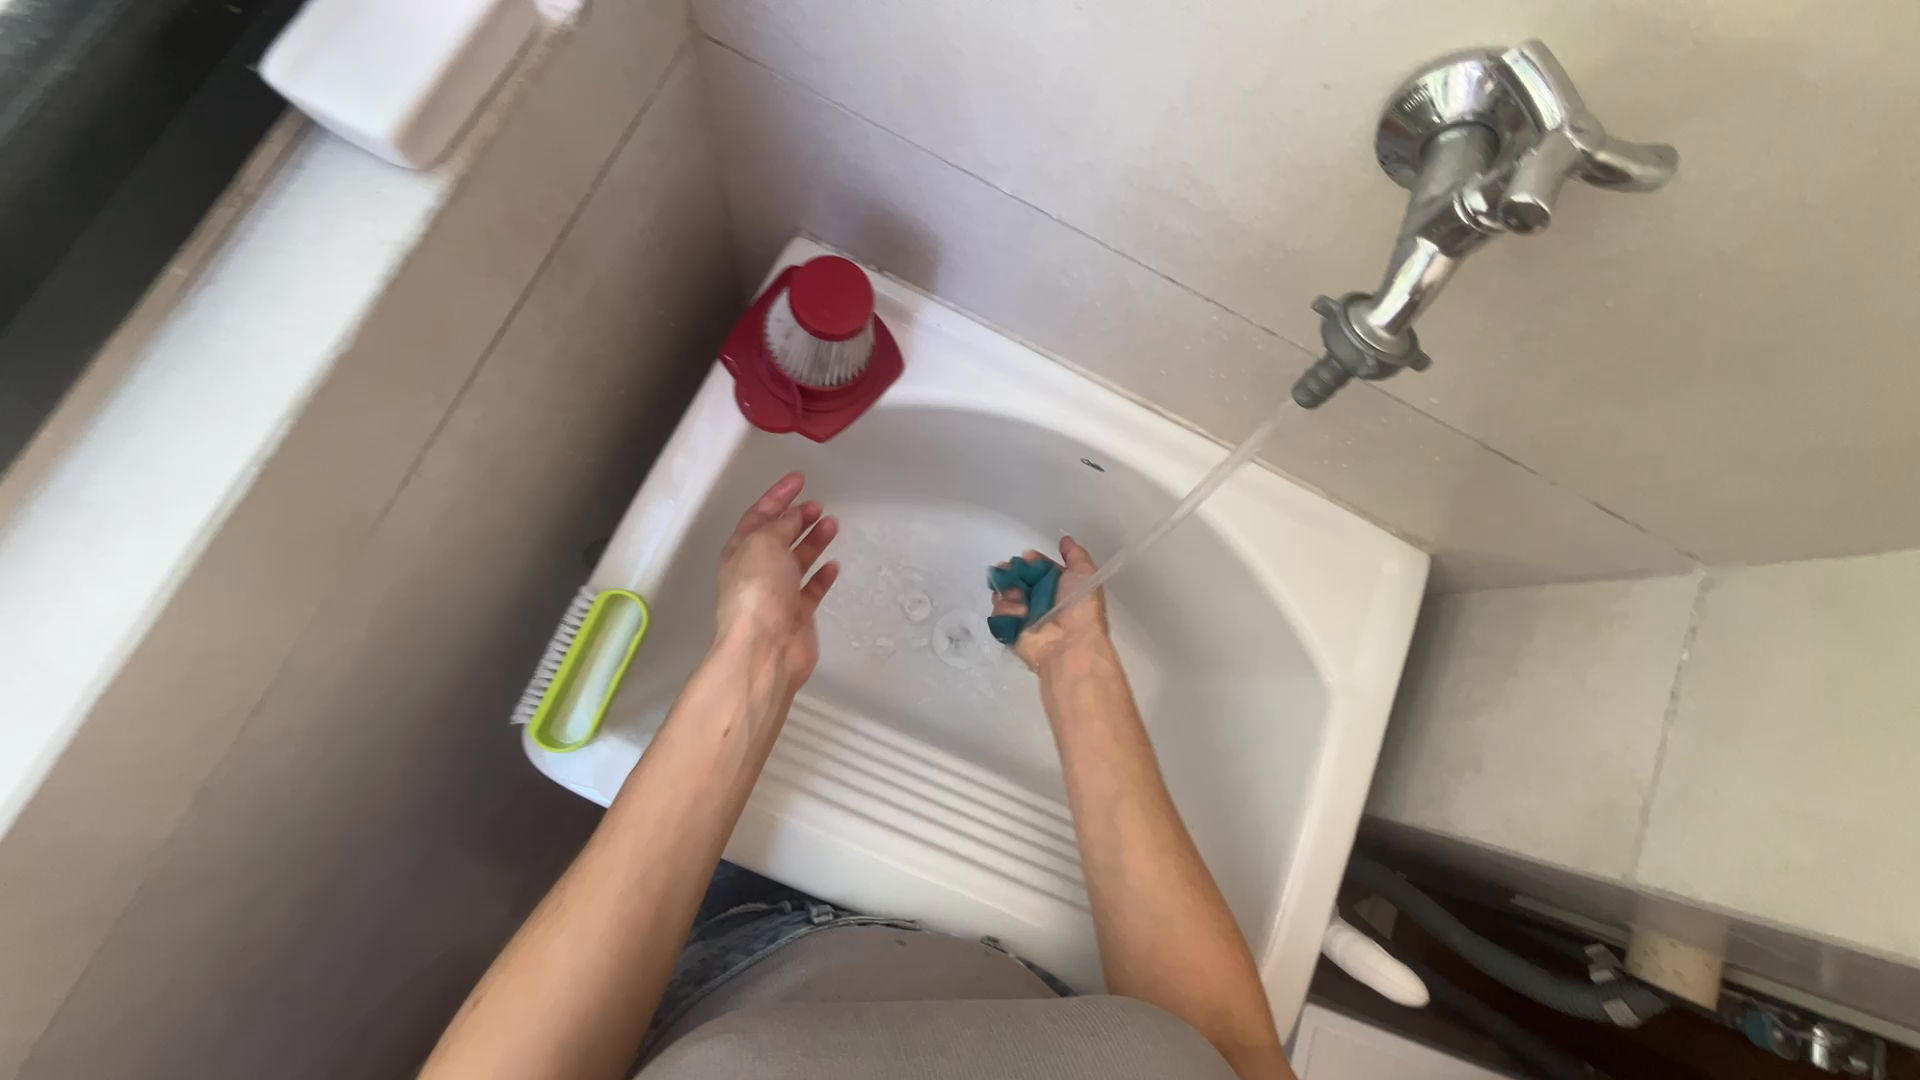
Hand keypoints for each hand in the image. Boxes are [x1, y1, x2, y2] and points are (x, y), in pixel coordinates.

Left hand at [715, 472, 839, 697]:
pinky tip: (834, 565)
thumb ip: (781, 526)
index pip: (759, 515)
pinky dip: (823, 576)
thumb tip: (793, 517)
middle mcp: (757, 570)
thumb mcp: (764, 543)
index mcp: (741, 550)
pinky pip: (812, 589)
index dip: (778, 495)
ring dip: (814, 540)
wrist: (765, 648)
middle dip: (797, 518)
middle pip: (779, 536)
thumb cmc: (758, 591)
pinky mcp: (797, 614)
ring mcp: (777, 593)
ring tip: (832, 524)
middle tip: (818, 504)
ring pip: (798, 560)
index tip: (798, 479)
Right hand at [991, 536, 1111, 673]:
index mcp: (1058, 587)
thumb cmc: (1080, 608)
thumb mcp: (1085, 573)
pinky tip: (1018, 611)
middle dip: (1010, 572)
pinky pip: (999, 613)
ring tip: (1018, 595)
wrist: (1071, 644)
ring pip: (1005, 594)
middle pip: (1016, 579)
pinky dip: (1005, 609)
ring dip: (1007, 589)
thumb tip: (1065, 539)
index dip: (1030, 561)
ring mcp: (1025, 616)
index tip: (1026, 558)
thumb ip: (1075, 554)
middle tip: (1008, 570)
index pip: (1037, 568)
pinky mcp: (1011, 631)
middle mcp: (1040, 601)